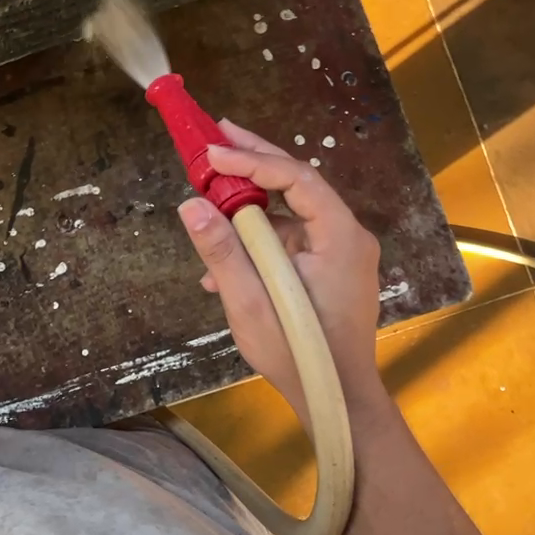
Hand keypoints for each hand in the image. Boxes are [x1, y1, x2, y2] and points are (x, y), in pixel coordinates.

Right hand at [176, 120, 384, 415]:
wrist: (337, 400)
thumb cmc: (299, 353)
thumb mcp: (251, 303)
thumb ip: (222, 251)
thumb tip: (190, 205)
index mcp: (339, 236)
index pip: (295, 178)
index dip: (251, 161)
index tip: (211, 154)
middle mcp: (345, 236)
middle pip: (296, 183)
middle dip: (253, 159)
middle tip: (216, 134)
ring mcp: (338, 253)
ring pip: (289, 210)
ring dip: (246, 206)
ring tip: (207, 194)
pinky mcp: (327, 270)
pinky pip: (287, 239)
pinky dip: (254, 239)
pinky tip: (220, 265)